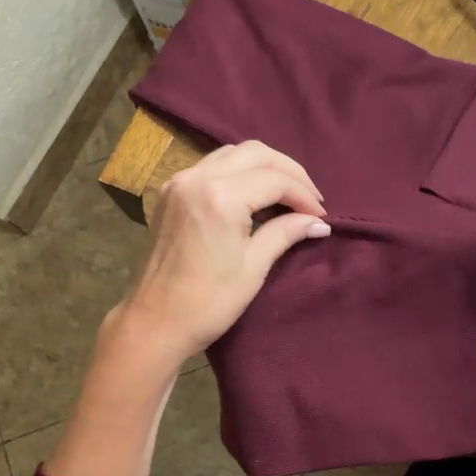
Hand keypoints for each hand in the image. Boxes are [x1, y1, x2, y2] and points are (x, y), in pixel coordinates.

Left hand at [111, 140, 330, 366]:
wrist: (154, 322)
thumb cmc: (208, 303)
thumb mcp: (254, 267)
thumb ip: (285, 233)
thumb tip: (318, 222)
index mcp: (220, 197)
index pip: (274, 179)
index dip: (304, 195)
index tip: (321, 216)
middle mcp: (197, 178)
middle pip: (255, 153)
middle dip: (289, 172)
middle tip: (311, 198)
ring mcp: (179, 182)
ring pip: (232, 153)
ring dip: (264, 167)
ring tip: (287, 194)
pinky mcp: (170, 192)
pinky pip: (213, 166)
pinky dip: (240, 172)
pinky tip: (255, 196)